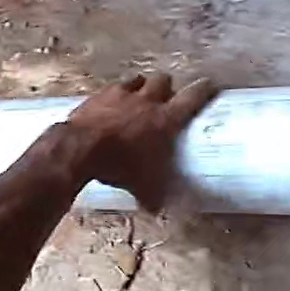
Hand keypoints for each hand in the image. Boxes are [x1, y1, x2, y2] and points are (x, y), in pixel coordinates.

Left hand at [63, 73, 218, 211]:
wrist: (80, 148)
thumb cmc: (118, 167)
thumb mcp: (142, 186)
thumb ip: (153, 196)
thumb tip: (157, 211)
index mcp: (166, 120)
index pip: (194, 97)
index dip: (204, 89)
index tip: (209, 84)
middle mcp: (146, 101)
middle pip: (164, 81)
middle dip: (166, 87)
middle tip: (164, 97)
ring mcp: (121, 94)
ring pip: (138, 79)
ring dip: (141, 85)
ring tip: (138, 95)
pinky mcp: (98, 95)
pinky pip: (111, 87)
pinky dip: (113, 94)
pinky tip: (109, 102)